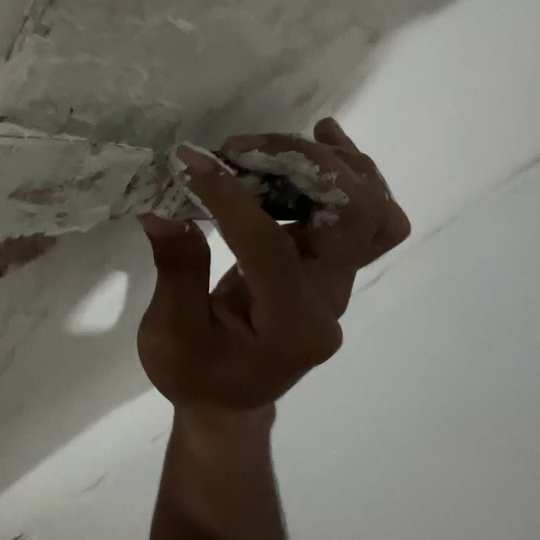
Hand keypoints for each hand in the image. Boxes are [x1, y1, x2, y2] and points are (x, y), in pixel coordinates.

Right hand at [137, 118, 409, 417]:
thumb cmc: (193, 376)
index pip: (271, 245)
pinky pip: (363, 218)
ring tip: (297, 136)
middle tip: (241, 148)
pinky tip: (321, 144)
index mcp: (290, 326)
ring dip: (338, 166)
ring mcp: (336, 286)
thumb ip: (176, 270)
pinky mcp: (330, 271)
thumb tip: (165, 209)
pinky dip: (348, 177)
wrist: (227, 403)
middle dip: (305, 167)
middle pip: (355, 218)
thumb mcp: (168, 334)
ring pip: (375, 214)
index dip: (231, 197)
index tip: (190, 161)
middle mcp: (328, 302)